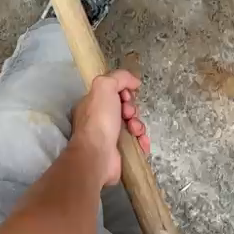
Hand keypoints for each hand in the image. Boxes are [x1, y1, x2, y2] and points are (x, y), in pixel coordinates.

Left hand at [69, 69, 147, 188]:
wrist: (97, 156)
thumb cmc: (99, 119)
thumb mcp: (104, 87)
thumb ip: (119, 77)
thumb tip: (134, 81)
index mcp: (92, 103)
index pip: (112, 92)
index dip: (124, 92)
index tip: (126, 96)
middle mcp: (99, 119)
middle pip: (125, 108)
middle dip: (132, 110)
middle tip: (128, 115)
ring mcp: (109, 136)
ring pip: (133, 125)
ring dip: (138, 126)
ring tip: (135, 131)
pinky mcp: (120, 152)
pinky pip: (136, 142)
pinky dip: (142, 141)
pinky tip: (141, 142)